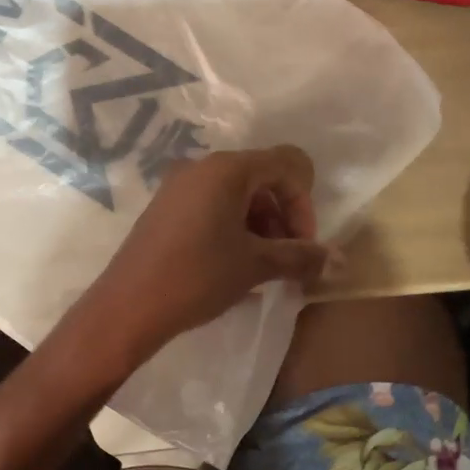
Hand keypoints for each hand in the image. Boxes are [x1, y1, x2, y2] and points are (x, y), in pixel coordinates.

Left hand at [76, 146, 335, 354]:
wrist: (128, 306)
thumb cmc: (197, 276)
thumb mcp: (255, 266)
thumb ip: (301, 257)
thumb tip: (341, 261)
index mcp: (227, 169)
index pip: (287, 164)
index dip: (304, 203)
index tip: (303, 244)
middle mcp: (202, 167)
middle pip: (262, 177)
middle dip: (283, 217)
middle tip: (288, 261)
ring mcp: (179, 186)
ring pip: (237, 193)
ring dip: (261, 226)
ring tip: (263, 268)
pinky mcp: (166, 208)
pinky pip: (212, 205)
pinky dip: (234, 228)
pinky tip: (236, 265)